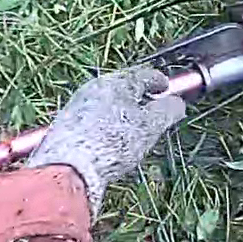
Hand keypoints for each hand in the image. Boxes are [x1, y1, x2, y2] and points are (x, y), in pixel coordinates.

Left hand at [26, 68, 186, 211]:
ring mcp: (76, 105)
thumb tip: (176, 102)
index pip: (142, 74)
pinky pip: (93, 118)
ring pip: (106, 102)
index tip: (166, 86)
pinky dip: (106, 123)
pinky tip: (109, 140)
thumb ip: (167, 111)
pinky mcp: (65, 124)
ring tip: (133, 128)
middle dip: (139, 96)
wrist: (68, 167)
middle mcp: (92, 88)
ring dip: (122, 110)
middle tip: (152, 107)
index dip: (158, 81)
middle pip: (121, 87)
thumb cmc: (112, 143)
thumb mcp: (150, 127)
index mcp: (115, 82)